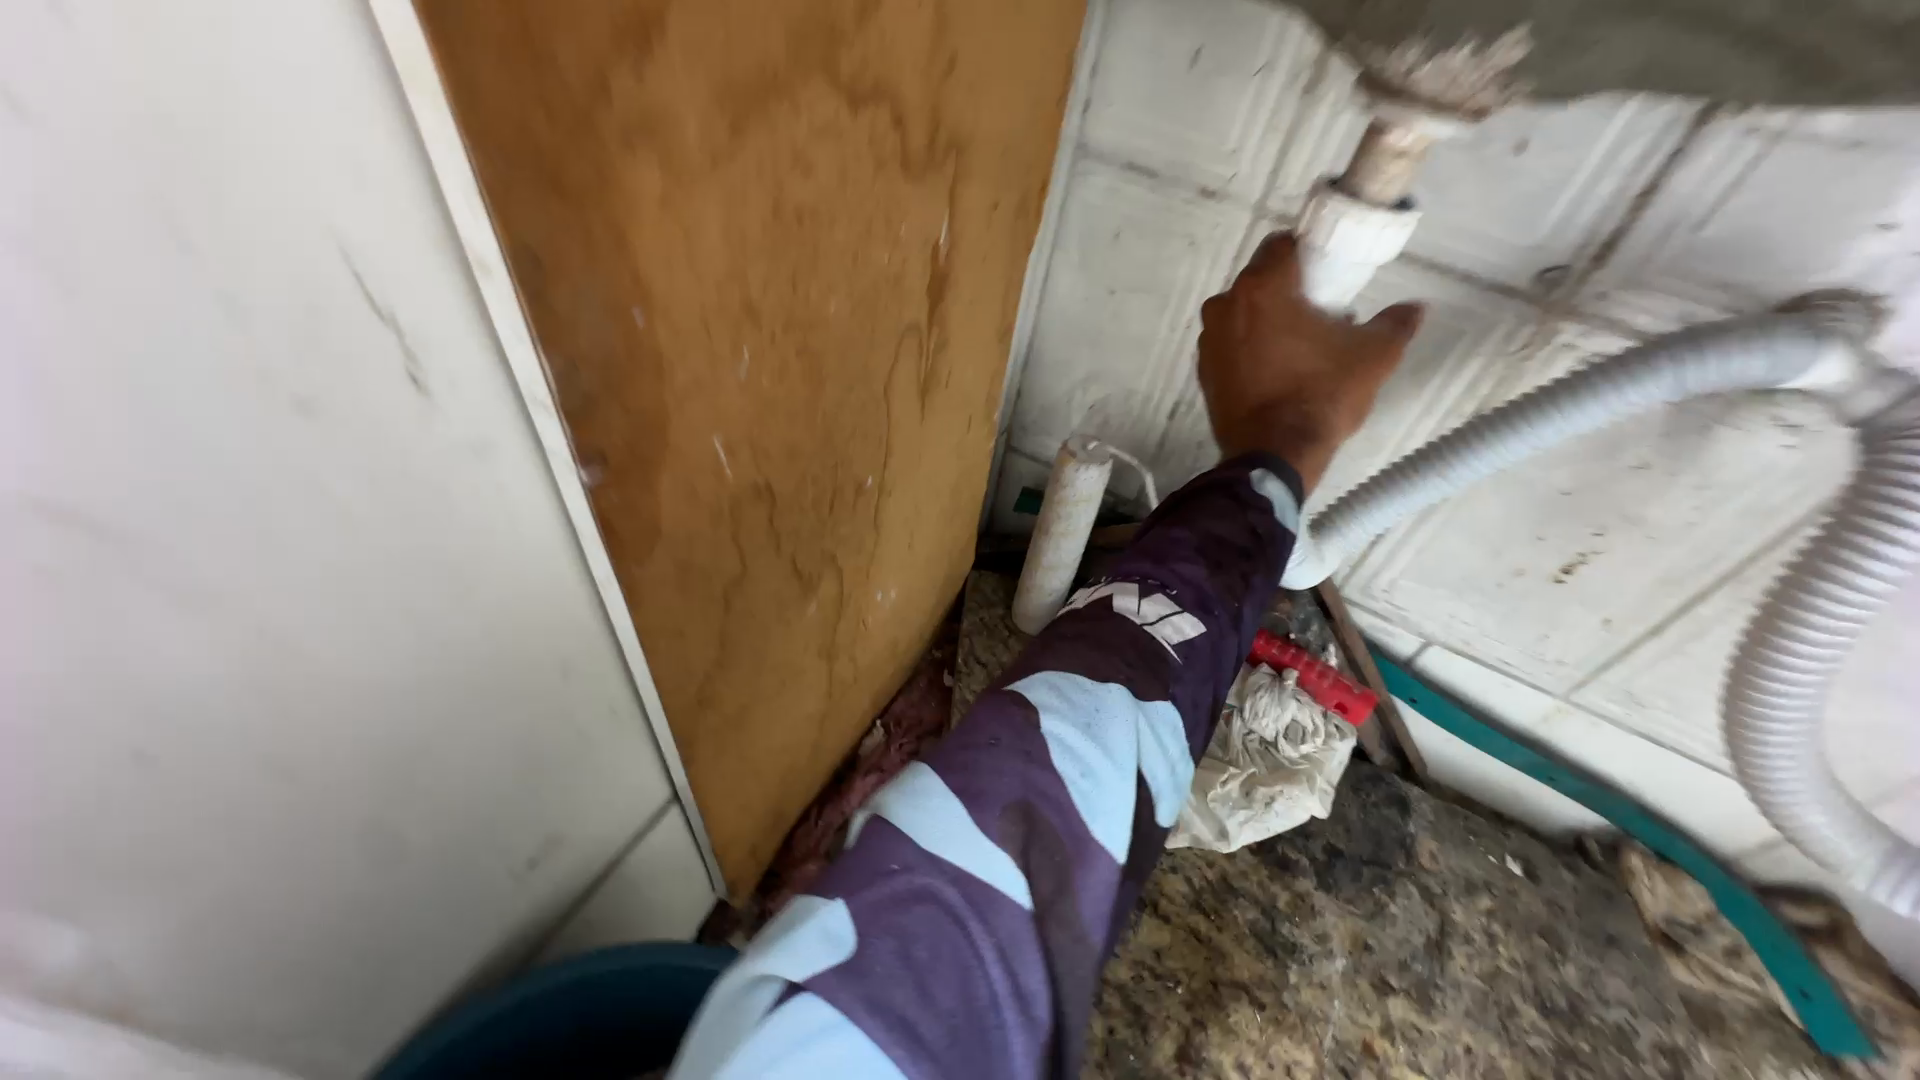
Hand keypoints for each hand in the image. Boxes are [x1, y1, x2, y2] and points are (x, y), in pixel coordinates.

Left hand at [1197, 232, 1422, 491]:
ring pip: (1242, 314)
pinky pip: (1231, 346)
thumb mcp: (1373, 356)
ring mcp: (1208, 342)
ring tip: (1301, 344)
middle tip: (1322, 311)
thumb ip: (1395, 323)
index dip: (1307, 252)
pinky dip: (1249, 348)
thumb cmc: (1321, 395)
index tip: (1328, 271)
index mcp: (1260, 288)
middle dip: (1288, 289)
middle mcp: (1224, 307)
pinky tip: (1277, 369)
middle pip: (1259, 281)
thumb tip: (1414, 308)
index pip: (1281, 245)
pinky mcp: (1204, 373)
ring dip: (1267, 320)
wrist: (1273, 456)